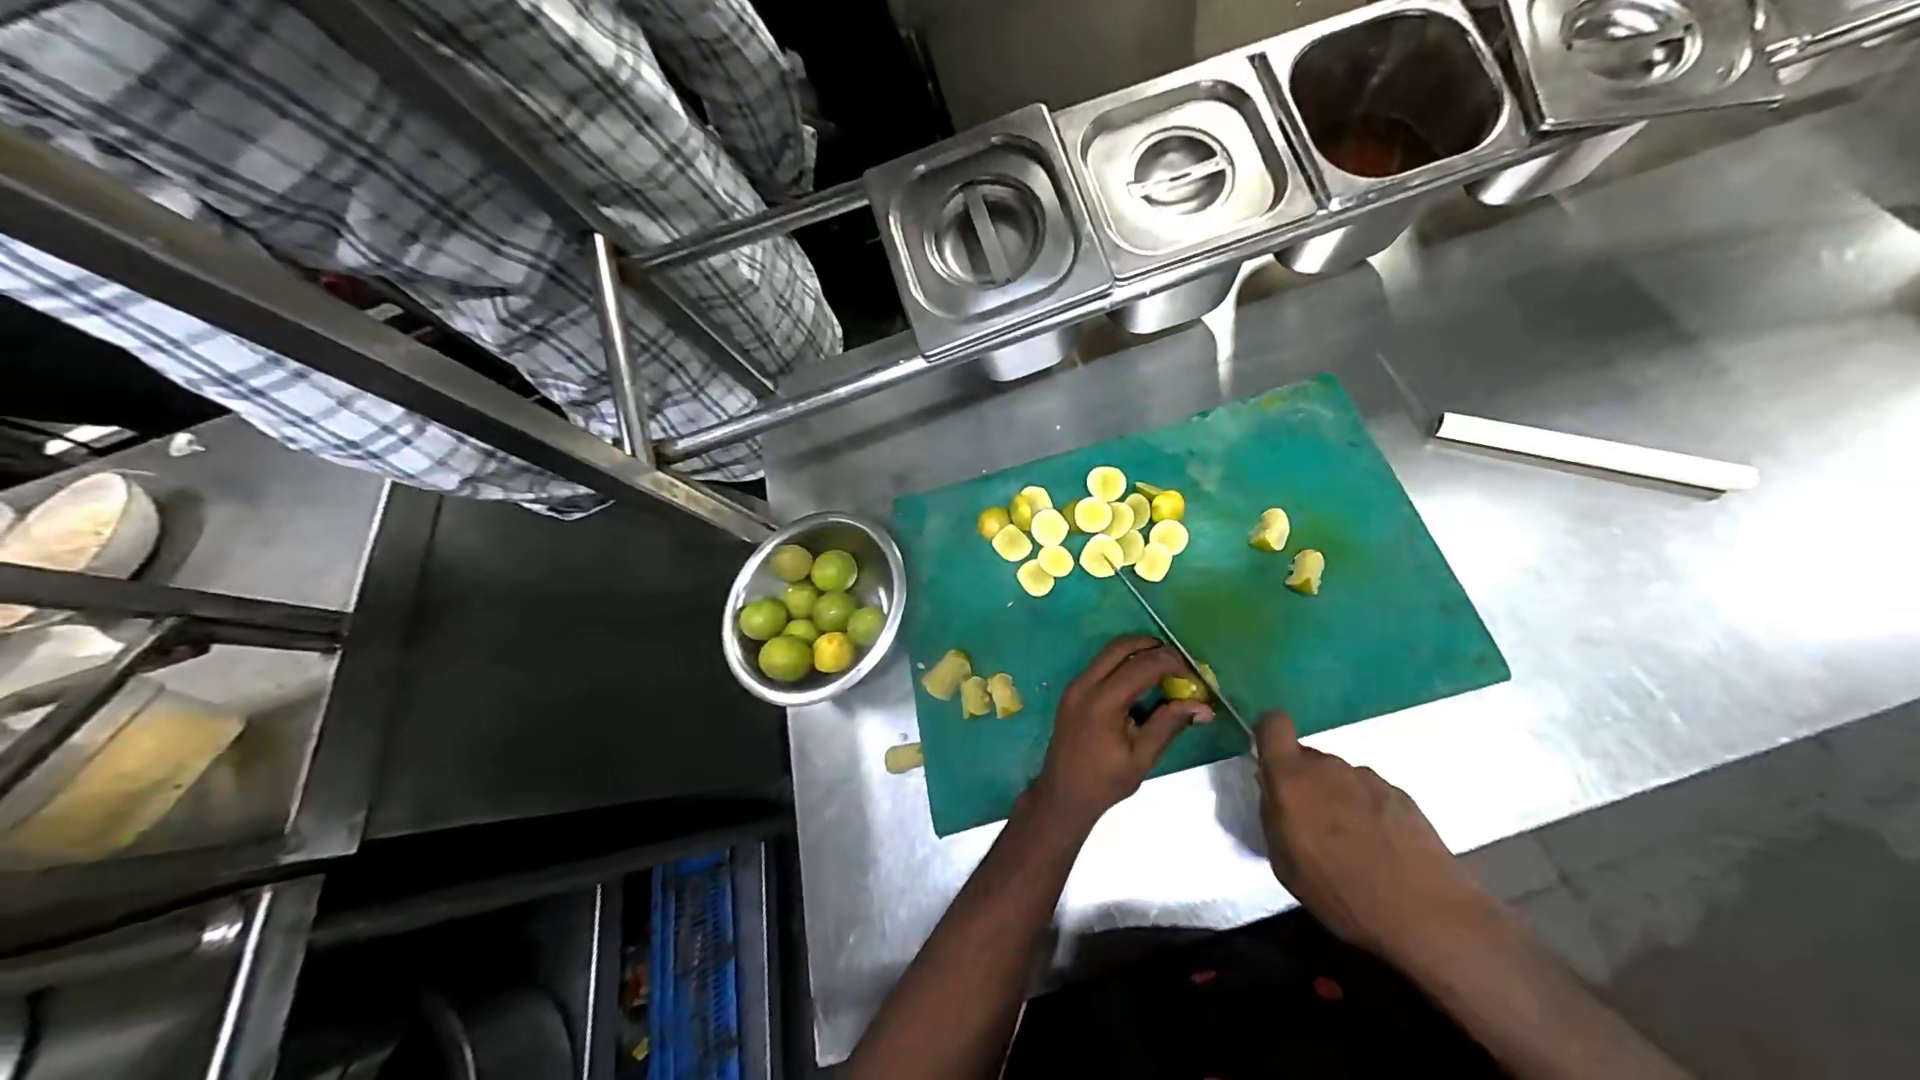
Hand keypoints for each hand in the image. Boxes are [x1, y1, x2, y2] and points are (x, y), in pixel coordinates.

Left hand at [1029, 636, 1213, 826]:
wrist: (1062, 793)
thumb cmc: (1104, 781)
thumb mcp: (1142, 757)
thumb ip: (1170, 724)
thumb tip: (1204, 706)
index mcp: (1102, 702)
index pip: (1142, 665)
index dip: (1172, 664)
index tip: (1193, 678)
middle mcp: (1085, 684)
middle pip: (1122, 646)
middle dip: (1153, 647)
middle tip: (1179, 664)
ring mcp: (1075, 685)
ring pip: (1109, 651)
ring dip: (1137, 651)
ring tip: (1164, 669)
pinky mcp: (1073, 690)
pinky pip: (1100, 663)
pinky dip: (1123, 662)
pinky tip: (1142, 680)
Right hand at [1255, 712, 1500, 960]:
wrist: (1425, 914)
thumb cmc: (1338, 891)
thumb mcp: (1283, 860)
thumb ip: (1273, 814)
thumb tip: (1276, 791)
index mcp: (1291, 777)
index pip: (1273, 724)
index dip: (1269, 735)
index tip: (1271, 761)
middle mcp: (1329, 767)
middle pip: (1308, 759)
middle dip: (1305, 783)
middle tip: (1311, 825)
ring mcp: (1369, 779)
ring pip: (1339, 778)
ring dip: (1337, 800)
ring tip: (1351, 845)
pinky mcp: (1402, 796)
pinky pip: (1370, 794)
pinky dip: (1368, 813)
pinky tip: (1380, 850)